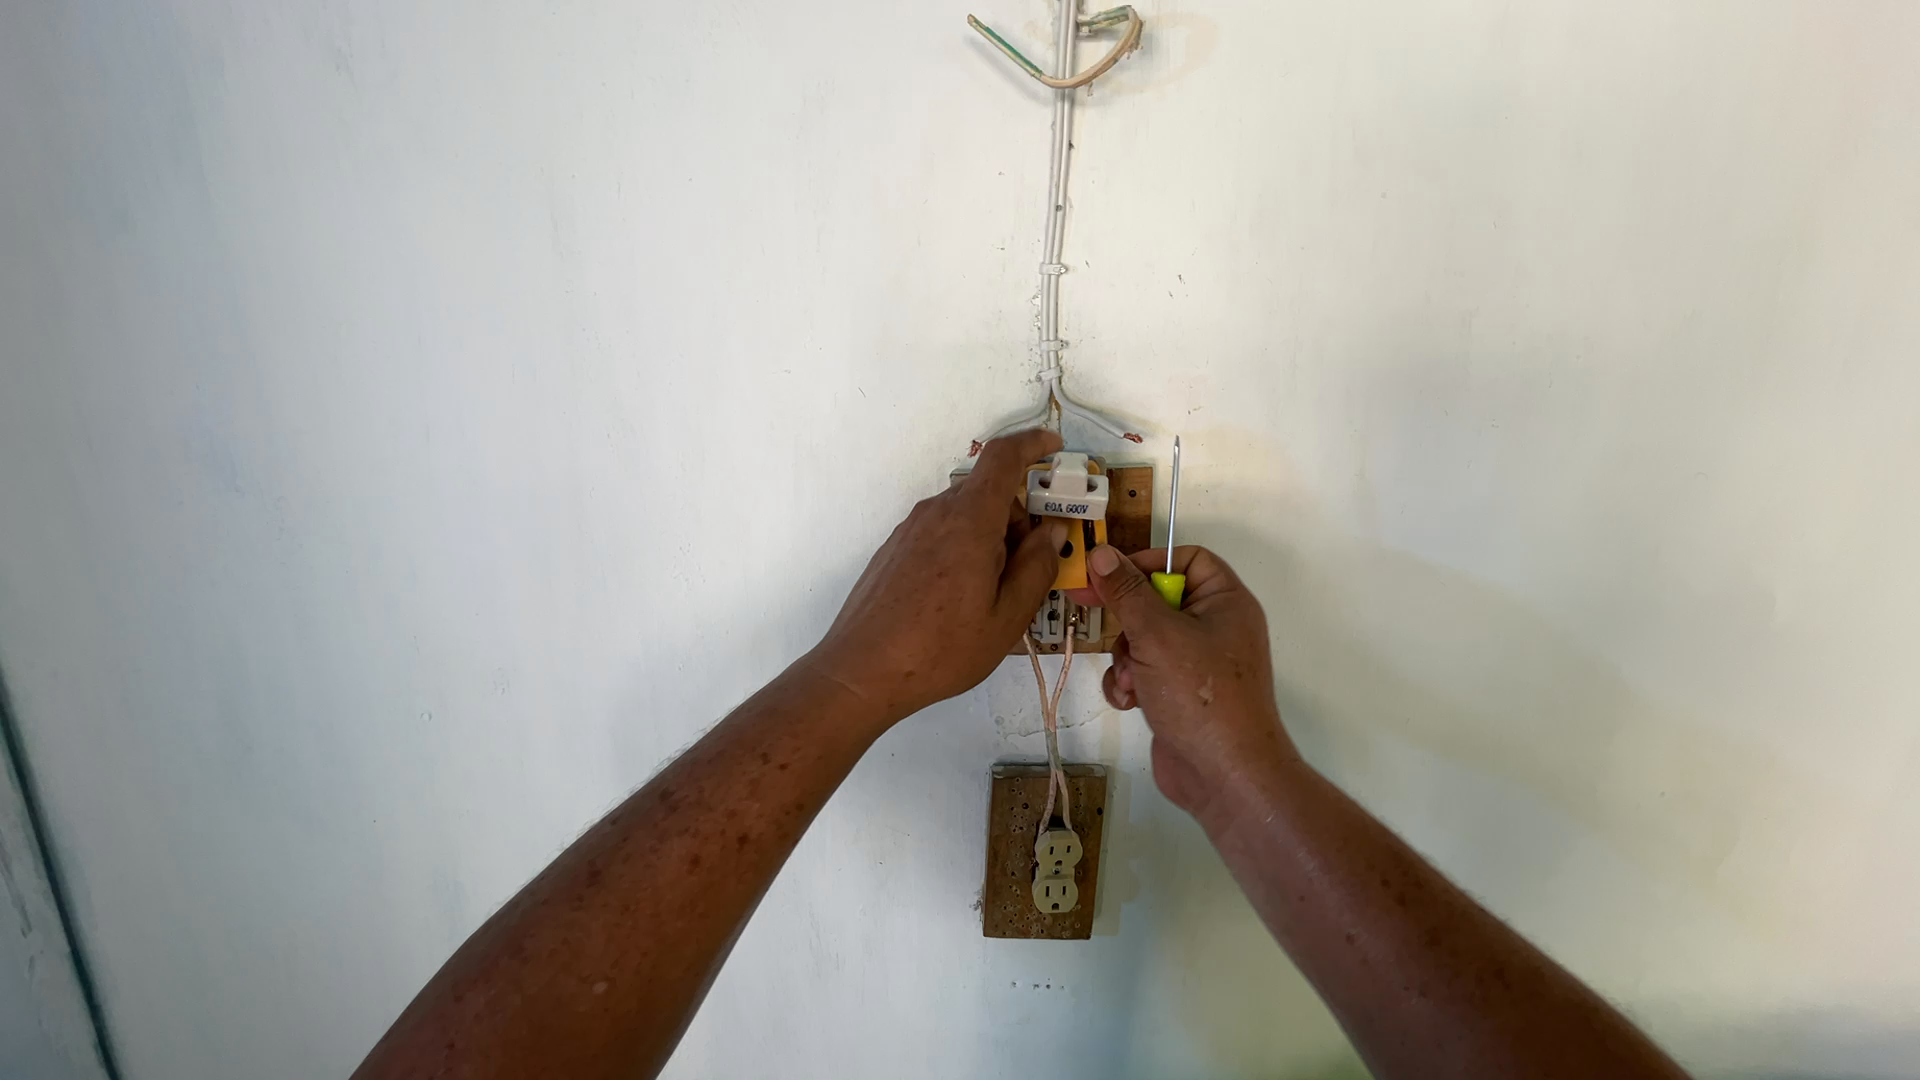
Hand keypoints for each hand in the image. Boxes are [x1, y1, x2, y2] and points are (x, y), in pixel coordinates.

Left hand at [804, 430, 1066, 722]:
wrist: (862, 671)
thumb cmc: (942, 648)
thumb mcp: (1007, 617)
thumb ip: (1037, 567)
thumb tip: (1051, 530)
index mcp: (969, 520)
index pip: (1003, 458)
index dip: (1033, 444)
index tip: (1054, 446)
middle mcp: (936, 513)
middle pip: (987, 493)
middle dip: (1017, 518)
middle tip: (1028, 569)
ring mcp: (909, 529)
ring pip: (963, 514)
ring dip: (989, 537)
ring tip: (992, 595)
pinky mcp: (894, 549)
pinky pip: (941, 532)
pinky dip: (963, 547)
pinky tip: (958, 599)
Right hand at [1080, 545, 1298, 818]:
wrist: (1225, 777)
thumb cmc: (1198, 694)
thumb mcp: (1156, 634)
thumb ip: (1126, 591)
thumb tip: (1101, 552)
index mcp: (1224, 602)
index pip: (1186, 560)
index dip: (1147, 561)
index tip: (1109, 573)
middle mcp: (1214, 627)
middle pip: (1156, 599)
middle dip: (1127, 618)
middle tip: (1086, 608)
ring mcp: (1196, 663)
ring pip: (1143, 638)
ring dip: (1126, 657)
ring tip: (1131, 680)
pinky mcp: (1178, 693)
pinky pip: (1144, 671)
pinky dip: (1131, 683)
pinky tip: (1129, 702)